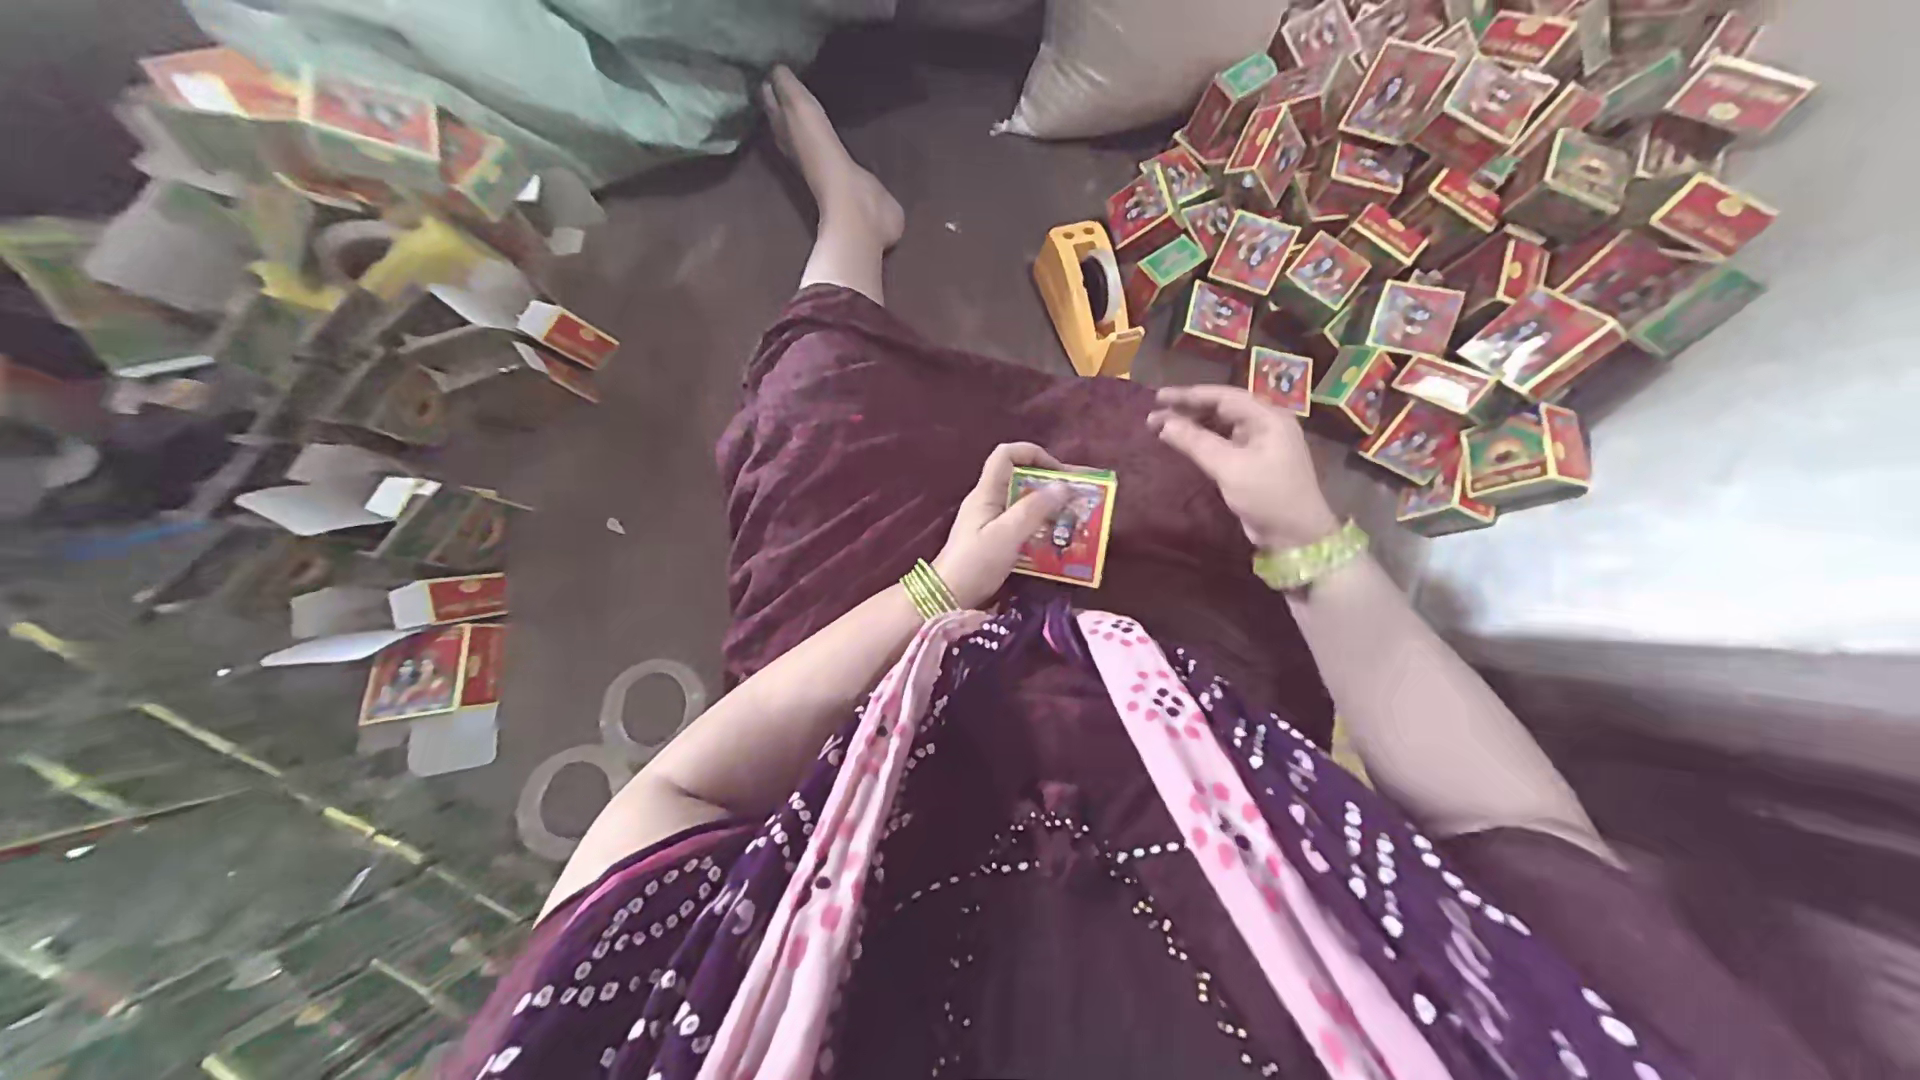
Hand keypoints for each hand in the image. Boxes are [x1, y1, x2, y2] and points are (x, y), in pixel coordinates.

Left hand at [932, 443, 1072, 608]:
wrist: (947, 597)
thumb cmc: (975, 563)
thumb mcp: (1008, 534)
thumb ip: (1035, 509)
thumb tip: (1063, 486)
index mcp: (986, 493)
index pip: (1006, 455)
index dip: (1033, 454)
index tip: (1059, 473)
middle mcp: (987, 502)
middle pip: (1019, 478)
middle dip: (1048, 485)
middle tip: (1075, 499)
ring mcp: (988, 522)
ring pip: (1021, 503)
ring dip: (1047, 508)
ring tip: (1071, 520)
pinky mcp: (992, 540)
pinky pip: (1019, 524)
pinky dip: (1038, 527)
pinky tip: (1054, 541)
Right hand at [1147, 385, 1340, 550]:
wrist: (1296, 535)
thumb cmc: (1267, 496)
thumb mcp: (1229, 467)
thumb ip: (1196, 442)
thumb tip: (1164, 424)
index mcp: (1267, 418)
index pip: (1223, 396)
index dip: (1189, 395)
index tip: (1159, 397)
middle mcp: (1266, 424)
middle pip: (1222, 408)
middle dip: (1188, 410)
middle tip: (1155, 415)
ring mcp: (1261, 443)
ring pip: (1222, 425)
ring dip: (1193, 425)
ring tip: (1164, 428)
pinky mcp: (1254, 461)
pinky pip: (1224, 442)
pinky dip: (1203, 441)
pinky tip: (1184, 443)